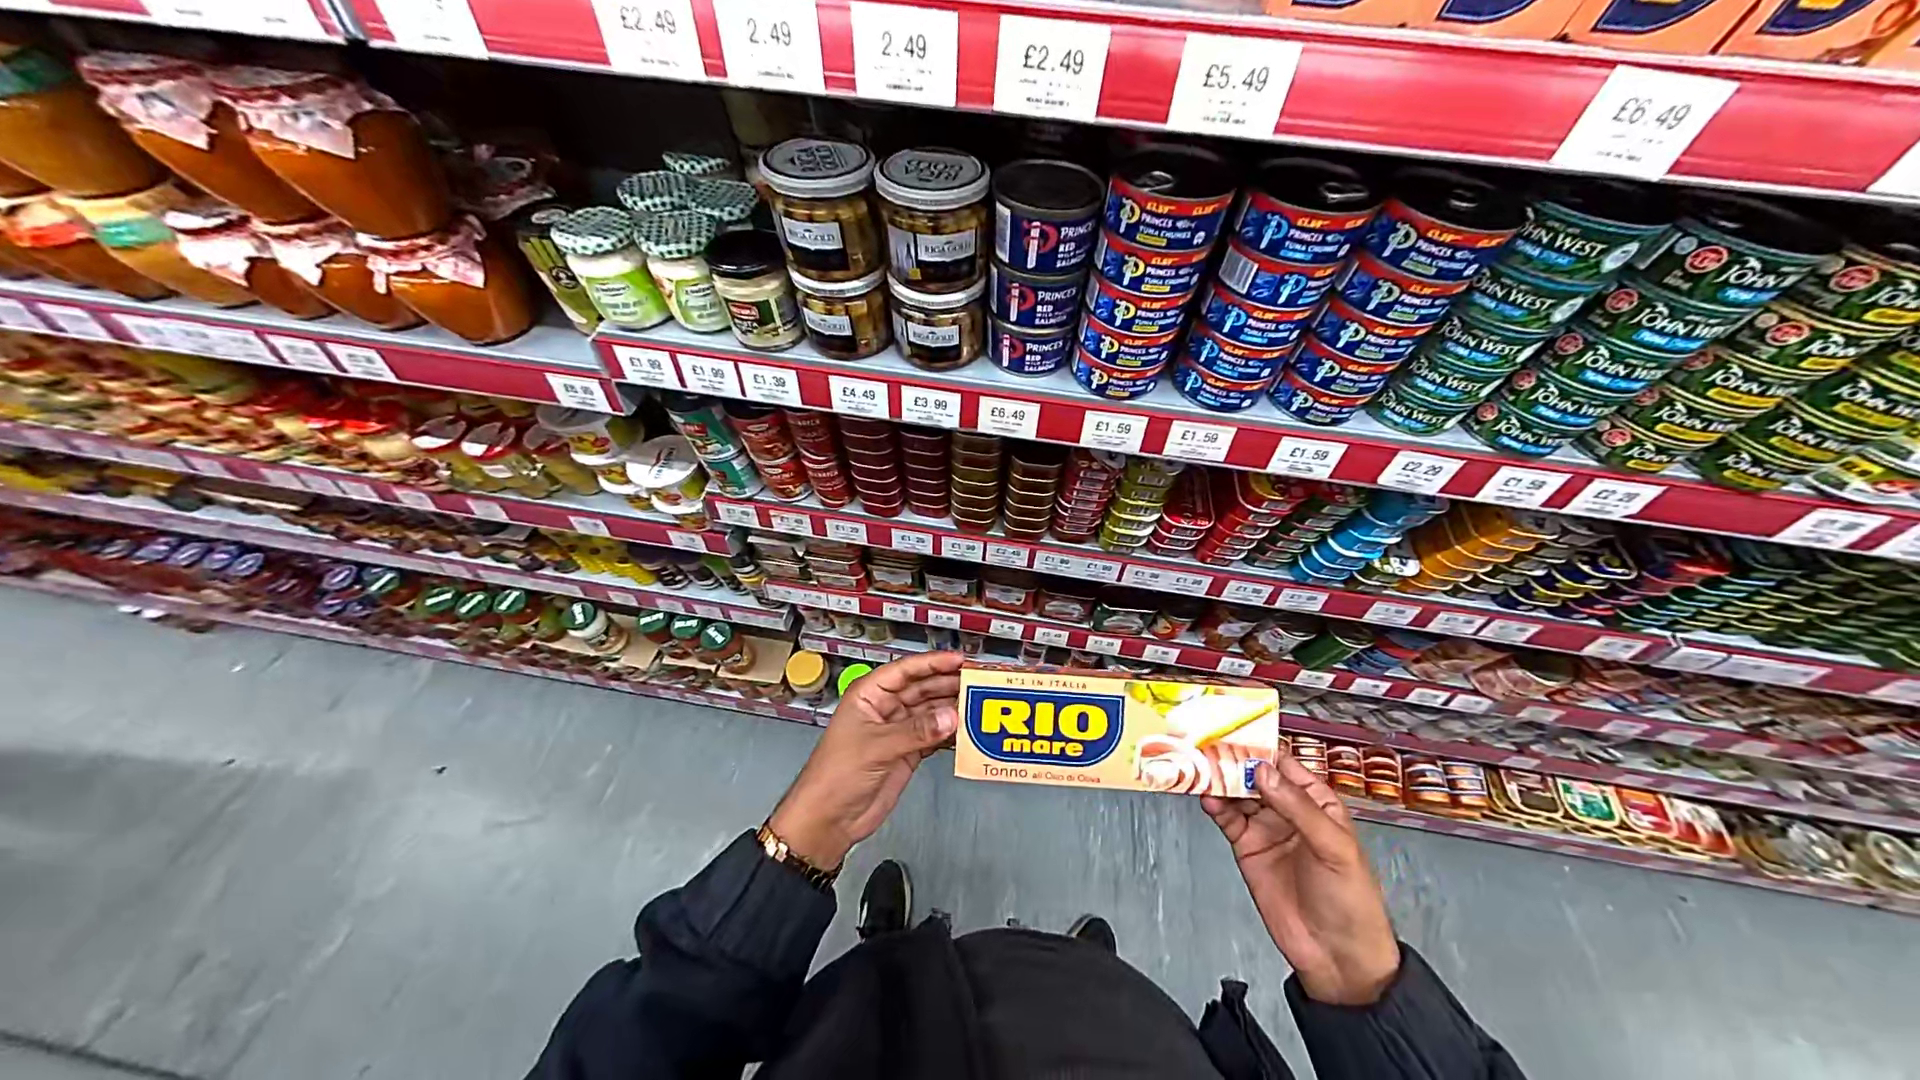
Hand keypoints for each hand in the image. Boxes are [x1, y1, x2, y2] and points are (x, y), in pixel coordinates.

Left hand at [768, 651, 962, 868]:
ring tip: (977, 704)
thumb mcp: (876, 747)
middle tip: (976, 682)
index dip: (932, 663)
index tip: (958, 660)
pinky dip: (950, 734)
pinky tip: (966, 731)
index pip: (905, 670)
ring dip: (952, 709)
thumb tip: (949, 717)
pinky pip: (934, 736)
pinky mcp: (907, 752)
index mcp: (869, 695)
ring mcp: (897, 730)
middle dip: (948, 683)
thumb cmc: (834, 776)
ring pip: (931, 711)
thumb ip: (915, 731)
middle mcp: (885, 708)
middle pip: (922, 688)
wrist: (829, 819)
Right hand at [1201, 754, 1400, 1005]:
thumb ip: (1297, 807)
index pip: (1285, 765)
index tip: (1239, 738)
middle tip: (1211, 751)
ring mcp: (1266, 828)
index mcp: (1317, 803)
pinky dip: (1215, 806)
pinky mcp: (1247, 847)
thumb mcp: (1334, 848)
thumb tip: (1265, 772)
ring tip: (1203, 771)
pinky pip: (1227, 818)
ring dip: (1220, 782)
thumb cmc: (1354, 903)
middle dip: (1234, 762)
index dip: (1262, 750)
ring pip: (1237, 793)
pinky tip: (1208, 799)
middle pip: (1255, 775)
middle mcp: (1289, 811)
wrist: (1336, 957)